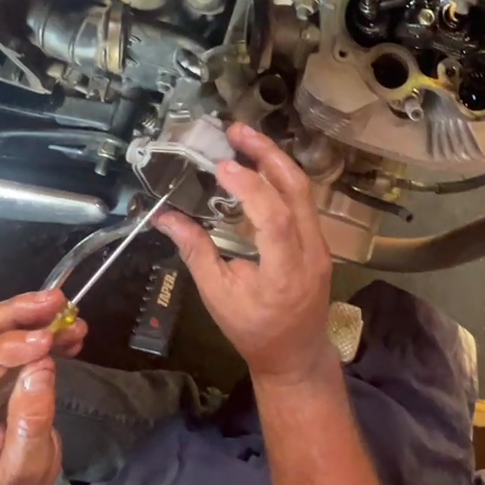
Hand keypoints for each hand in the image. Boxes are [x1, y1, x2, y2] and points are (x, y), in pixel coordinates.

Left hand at [0, 290, 87, 484]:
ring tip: (65, 312)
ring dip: (21, 315)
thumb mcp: (27, 470)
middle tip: (57, 302)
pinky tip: (58, 333)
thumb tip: (42, 365)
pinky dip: (24, 329)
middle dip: (12, 313)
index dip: (8, 348)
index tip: (48, 338)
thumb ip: (32, 420)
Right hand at [154, 123, 334, 385]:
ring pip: (304, 189)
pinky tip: (259, 163)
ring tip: (244, 138)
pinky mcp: (320, 238)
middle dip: (268, 154)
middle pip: (298, 190)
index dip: (251, 188)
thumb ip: (194, 251)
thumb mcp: (217, 296)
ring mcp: (321, 243)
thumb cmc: (253, 330)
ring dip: (274, 159)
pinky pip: (303, 198)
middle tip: (236, 130)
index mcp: (285, 273)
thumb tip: (163, 217)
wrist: (295, 354)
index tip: (222, 166)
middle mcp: (311, 252)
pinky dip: (280, 175)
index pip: (275, 220)